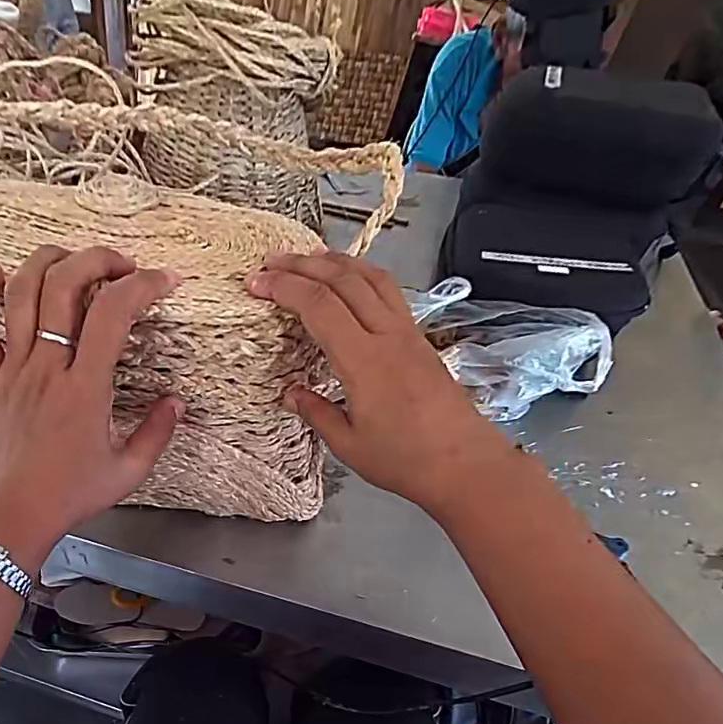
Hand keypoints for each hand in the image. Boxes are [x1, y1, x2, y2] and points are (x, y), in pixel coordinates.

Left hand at [0, 245, 182, 564]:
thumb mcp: (129, 470)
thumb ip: (157, 432)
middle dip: (98, 260)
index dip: (143, 286)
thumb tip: (177, 402)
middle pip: (63, 285)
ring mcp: (14, 370)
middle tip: (124, 267)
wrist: (17, 512)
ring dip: (49, 262)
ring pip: (20, 292)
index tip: (165, 281)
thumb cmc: (72, 494)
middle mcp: (46, 369)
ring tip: (76, 261)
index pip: (112, 314)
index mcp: (84, 389)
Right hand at [249, 252, 520, 520]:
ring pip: (372, 277)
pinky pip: (389, 293)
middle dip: (303, 264)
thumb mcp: (348, 445)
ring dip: (336, 261)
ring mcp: (408, 334)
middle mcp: (388, 337)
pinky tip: (351, 281)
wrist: (465, 465)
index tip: (257, 283)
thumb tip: (291, 393)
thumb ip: (317, 413)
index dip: (284, 287)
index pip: (319, 306)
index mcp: (364, 362)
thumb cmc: (406, 461)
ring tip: (308, 258)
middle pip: (344, 280)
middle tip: (272, 261)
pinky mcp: (420, 340)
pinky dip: (363, 276)